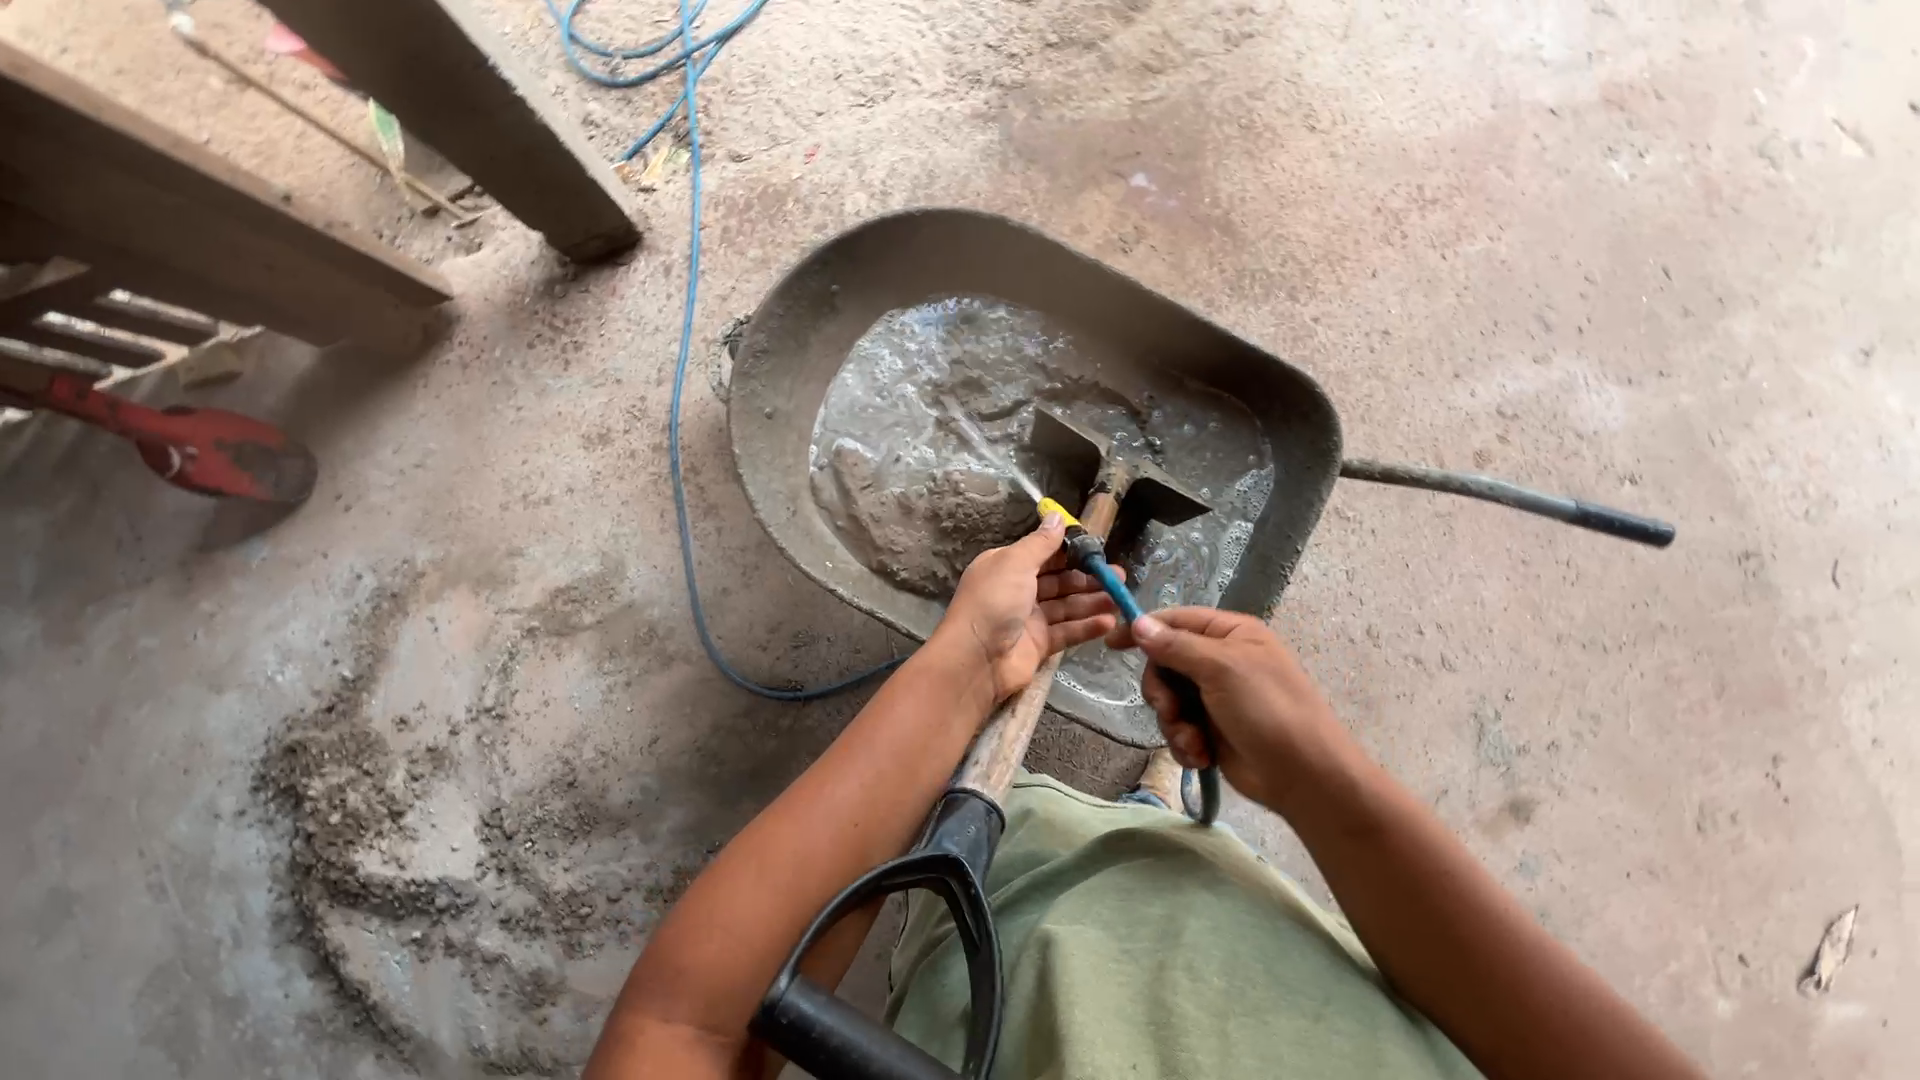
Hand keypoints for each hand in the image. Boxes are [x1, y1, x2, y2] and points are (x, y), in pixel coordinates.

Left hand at [937, 513, 1120, 700]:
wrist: (976, 659)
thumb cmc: (993, 601)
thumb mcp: (1015, 563)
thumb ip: (1040, 543)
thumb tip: (1057, 516)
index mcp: (1006, 566)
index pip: (1043, 554)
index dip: (1070, 552)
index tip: (1098, 550)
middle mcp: (1017, 590)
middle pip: (1058, 580)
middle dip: (1087, 577)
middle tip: (1118, 575)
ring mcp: (1028, 619)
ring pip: (1066, 606)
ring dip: (1092, 601)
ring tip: (1120, 598)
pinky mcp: (1039, 644)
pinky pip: (1067, 631)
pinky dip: (1087, 626)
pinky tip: (1109, 622)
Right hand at [1107, 608, 1359, 813]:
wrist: (1304, 776)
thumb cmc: (1268, 710)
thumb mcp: (1221, 669)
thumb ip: (1176, 646)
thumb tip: (1138, 623)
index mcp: (1230, 634)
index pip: (1176, 621)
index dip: (1143, 630)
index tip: (1111, 644)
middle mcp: (1221, 660)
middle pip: (1165, 664)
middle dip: (1163, 691)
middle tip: (1170, 709)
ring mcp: (1216, 697)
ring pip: (1168, 700)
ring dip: (1174, 723)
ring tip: (1194, 741)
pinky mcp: (1212, 730)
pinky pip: (1179, 728)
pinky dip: (1185, 743)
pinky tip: (1201, 756)